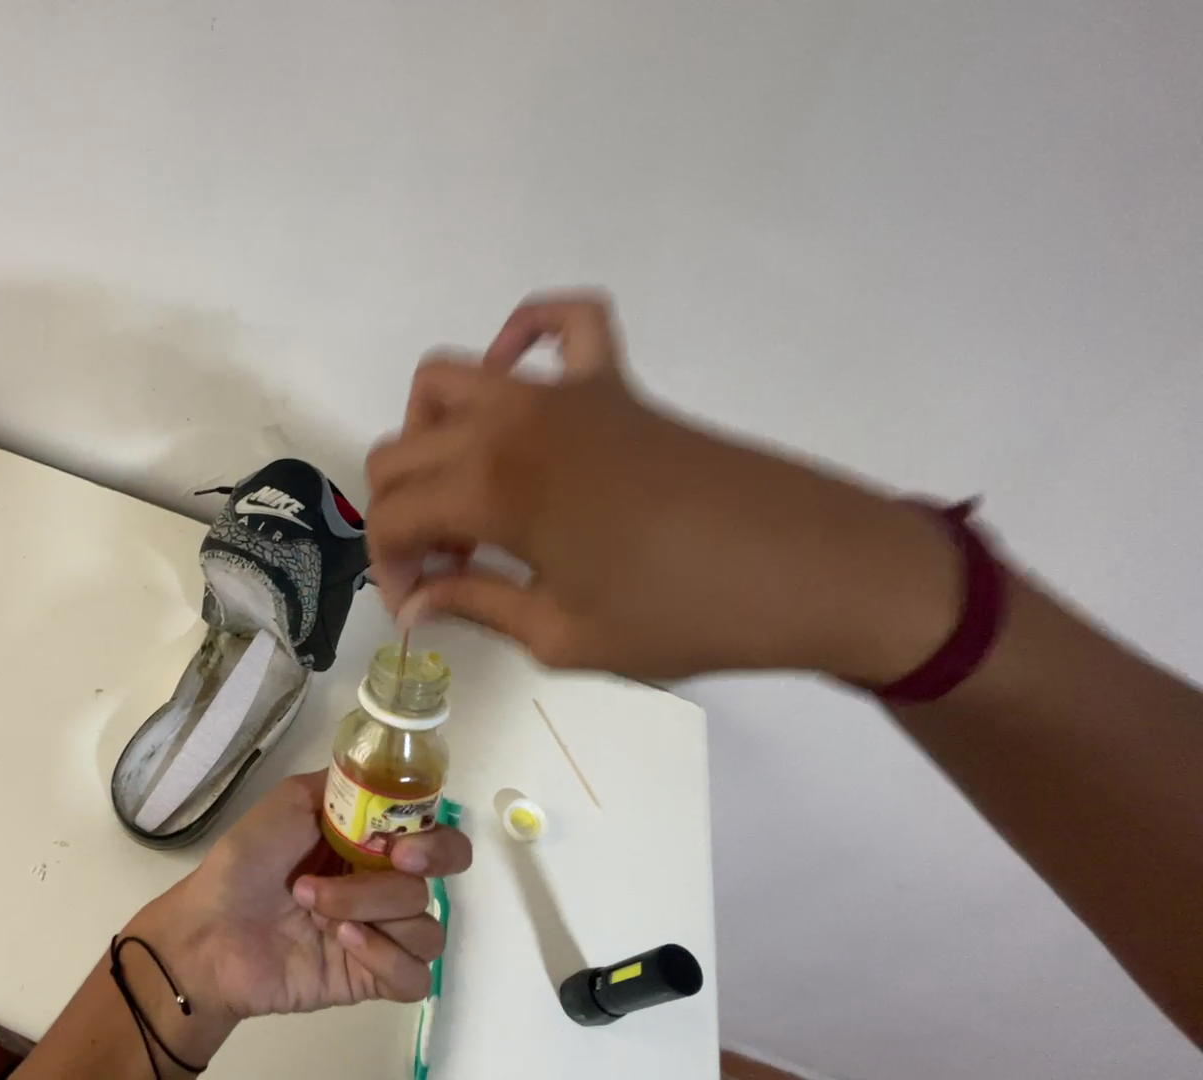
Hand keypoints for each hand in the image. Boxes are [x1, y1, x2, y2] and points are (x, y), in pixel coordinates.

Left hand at [128, 771, 471, 1026]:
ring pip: (425, 930)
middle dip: (397, 881)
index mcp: (370, 844)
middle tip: (373, 873)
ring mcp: (379, 935)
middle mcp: (381, 887)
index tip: (399, 846)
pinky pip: (413, 977)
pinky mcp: (369, 980)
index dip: (436, 844)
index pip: (438, 841)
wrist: (212, 927)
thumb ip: (343, 786)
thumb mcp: (291, 800)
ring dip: (372, 912)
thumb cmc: (247, 858)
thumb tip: (384, 775)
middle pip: (429, 886)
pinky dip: (385, 957)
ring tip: (318, 909)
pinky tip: (342, 941)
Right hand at [364, 291, 961, 683]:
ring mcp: (563, 391)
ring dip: (428, 432)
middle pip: (400, 449)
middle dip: (398, 513)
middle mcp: (511, 423)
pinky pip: (560, 320)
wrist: (817, 572)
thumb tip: (415, 604)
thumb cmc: (685, 615)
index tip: (416, 607)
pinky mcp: (613, 381)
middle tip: (441, 566)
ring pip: (446, 378)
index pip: (393, 516)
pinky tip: (517, 377)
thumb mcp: (563, 635)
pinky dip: (524, 333)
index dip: (388, 568)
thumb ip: (473, 605)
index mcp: (494, 488)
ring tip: (460, 485)